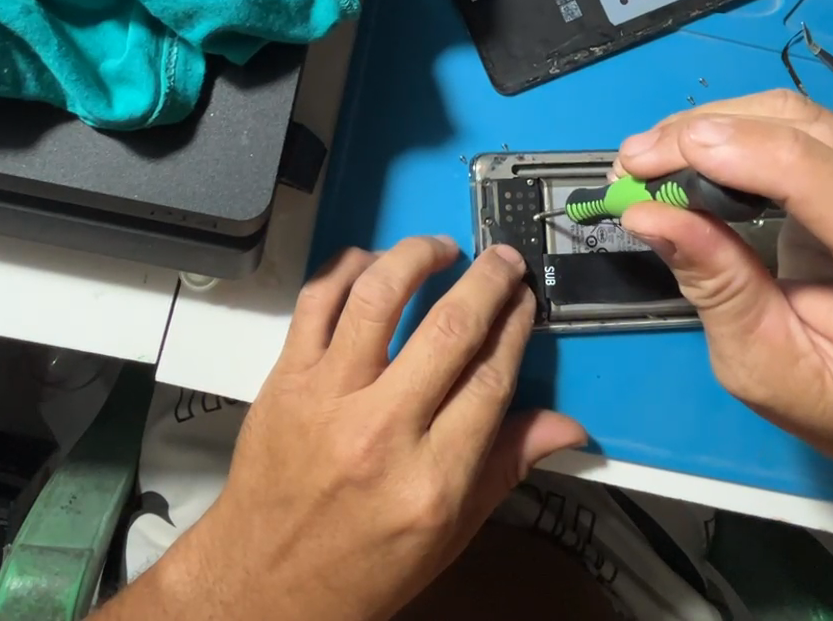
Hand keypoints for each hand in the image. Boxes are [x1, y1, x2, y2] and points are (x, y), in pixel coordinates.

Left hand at [141, 237, 585, 620]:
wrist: (264, 583)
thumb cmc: (366, 566)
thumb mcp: (449, 535)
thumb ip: (505, 467)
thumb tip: (568, 425)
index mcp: (433, 478)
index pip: (491, 379)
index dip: (515, 327)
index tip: (524, 299)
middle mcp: (382, 429)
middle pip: (449, 329)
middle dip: (487, 282)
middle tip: (502, 259)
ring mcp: (327, 396)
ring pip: (377, 297)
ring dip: (416, 257)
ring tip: (441, 248)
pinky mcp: (285, 378)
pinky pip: (316, 301)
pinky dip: (345, 267)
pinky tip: (371, 259)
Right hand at [614, 90, 832, 473]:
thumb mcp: (766, 371)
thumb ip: (718, 291)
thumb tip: (648, 214)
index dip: (774, 165)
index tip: (676, 152)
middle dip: (717, 135)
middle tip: (633, 162)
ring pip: (818, 122)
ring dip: (720, 125)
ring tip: (652, 156)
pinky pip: (819, 129)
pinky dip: (744, 131)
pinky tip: (697, 152)